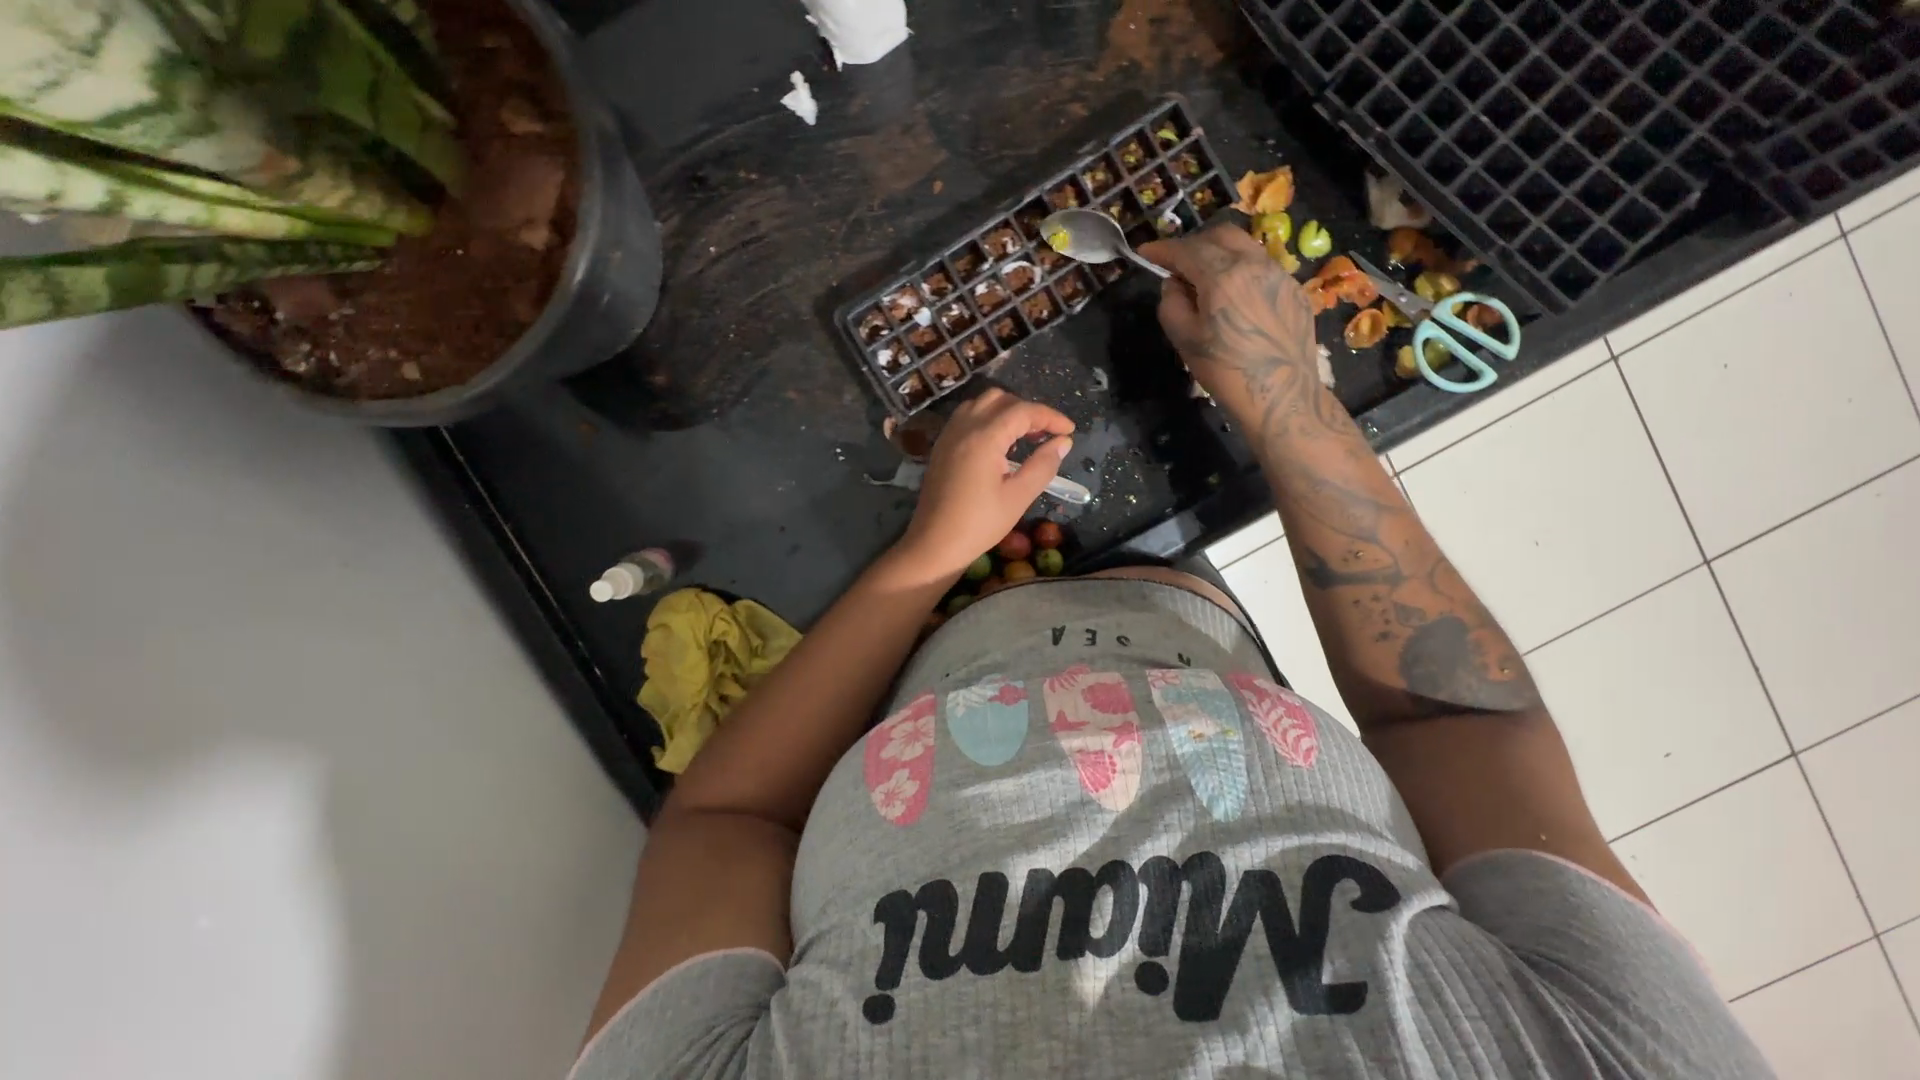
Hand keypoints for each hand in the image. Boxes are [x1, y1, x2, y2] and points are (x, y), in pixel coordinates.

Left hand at [894, 388, 1073, 580]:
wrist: (934, 544)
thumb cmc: (979, 524)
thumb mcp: (1018, 497)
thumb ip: (1043, 465)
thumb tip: (1063, 442)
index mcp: (983, 437)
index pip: (1023, 411)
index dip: (1050, 417)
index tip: (1070, 431)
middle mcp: (964, 427)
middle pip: (1001, 399)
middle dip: (1028, 411)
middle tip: (1047, 434)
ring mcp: (949, 434)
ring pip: (982, 404)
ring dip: (1007, 411)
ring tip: (1025, 437)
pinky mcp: (942, 446)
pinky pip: (967, 417)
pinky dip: (988, 419)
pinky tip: (1000, 444)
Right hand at [1138, 225, 1319, 411]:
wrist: (1281, 396)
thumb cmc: (1225, 372)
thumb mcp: (1184, 340)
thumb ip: (1171, 303)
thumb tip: (1174, 284)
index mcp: (1223, 276)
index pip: (1186, 250)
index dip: (1162, 249)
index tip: (1146, 252)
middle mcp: (1254, 264)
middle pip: (1220, 235)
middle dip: (1194, 244)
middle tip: (1178, 265)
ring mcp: (1280, 274)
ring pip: (1245, 247)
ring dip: (1220, 254)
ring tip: (1206, 280)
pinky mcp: (1294, 290)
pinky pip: (1262, 267)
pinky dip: (1242, 271)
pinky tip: (1235, 298)